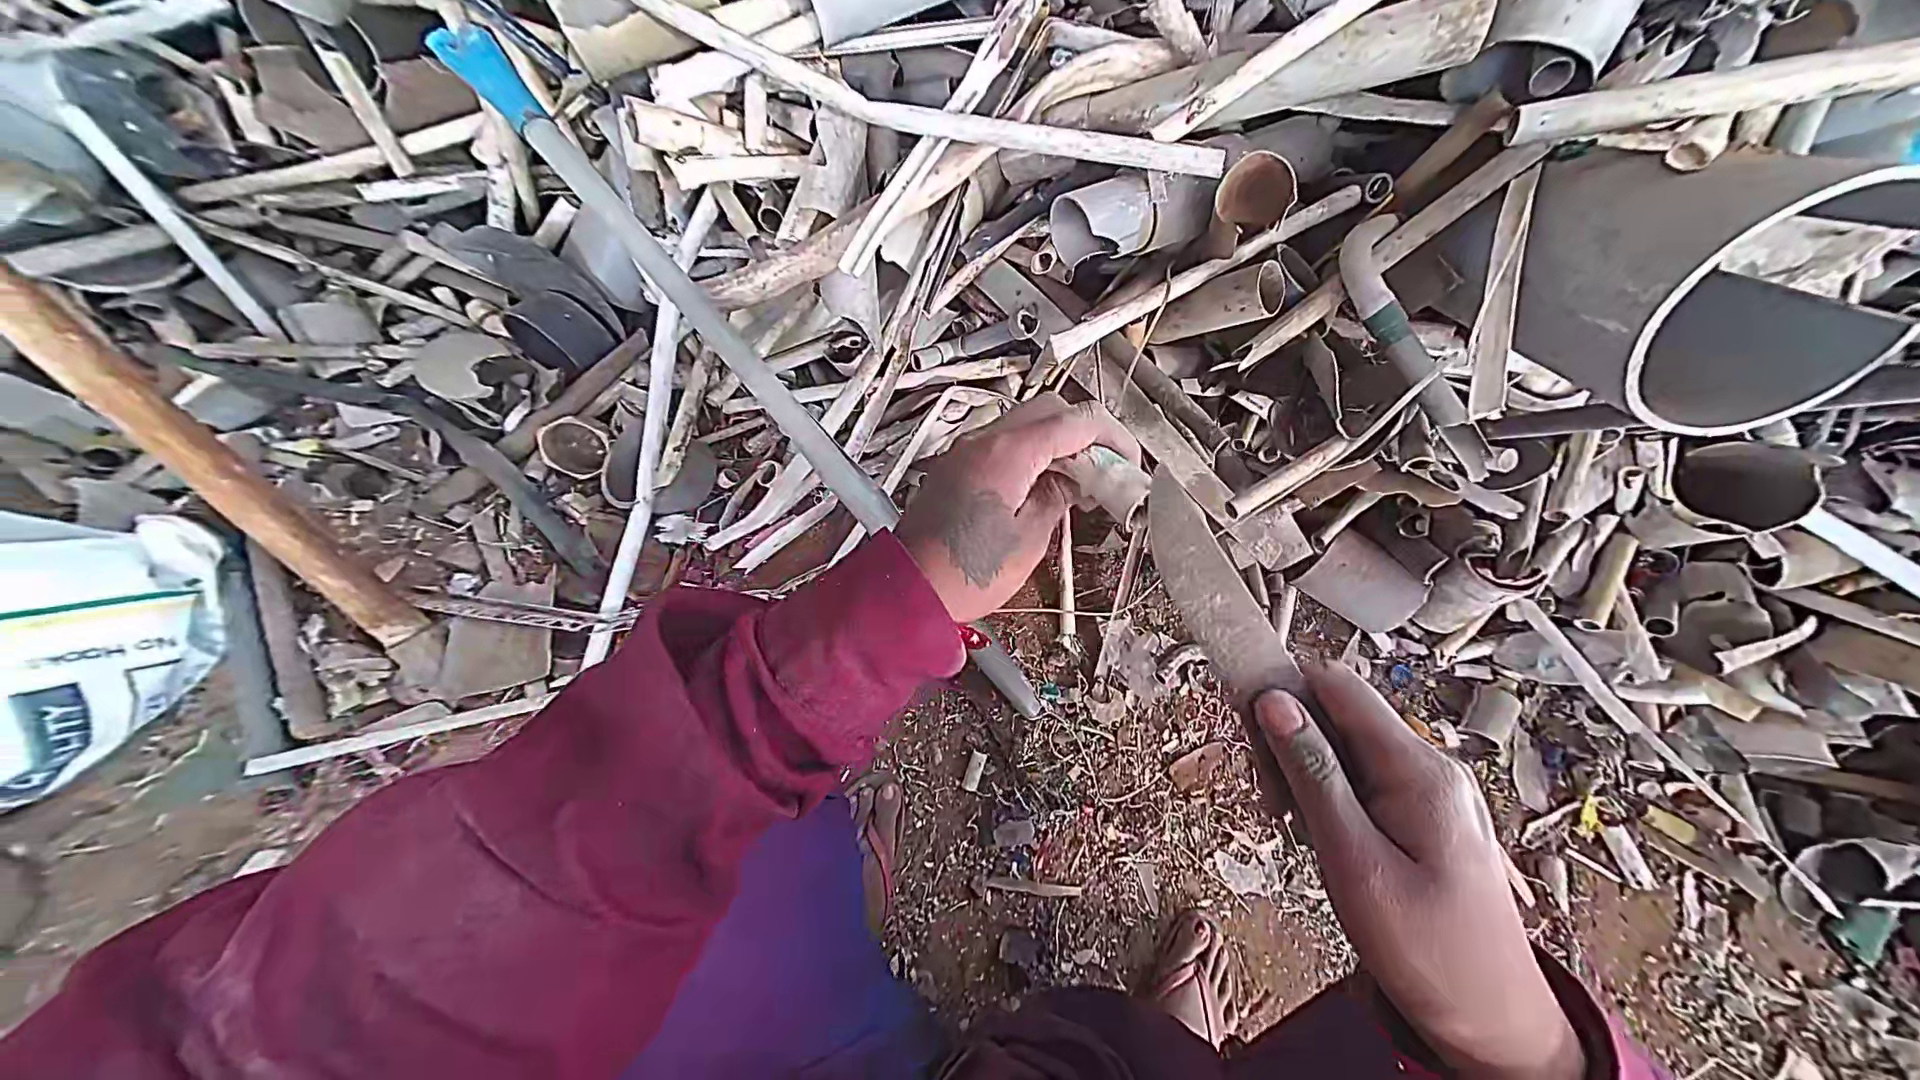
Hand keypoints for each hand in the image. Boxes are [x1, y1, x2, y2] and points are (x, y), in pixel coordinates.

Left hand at [896, 394, 1139, 623]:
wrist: (910, 592)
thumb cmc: (962, 574)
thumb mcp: (1030, 539)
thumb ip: (1058, 498)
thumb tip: (1076, 481)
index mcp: (1007, 454)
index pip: (1074, 421)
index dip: (1110, 437)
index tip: (1126, 458)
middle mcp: (983, 443)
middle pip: (1049, 411)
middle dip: (1085, 434)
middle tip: (1106, 469)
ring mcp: (965, 452)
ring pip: (1024, 425)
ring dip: (1057, 443)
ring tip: (1079, 481)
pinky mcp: (956, 468)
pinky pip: (1001, 445)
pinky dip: (1030, 455)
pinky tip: (1044, 484)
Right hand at [1254, 665, 1583, 1079]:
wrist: (1496, 1023)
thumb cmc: (1425, 948)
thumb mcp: (1352, 859)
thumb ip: (1312, 773)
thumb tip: (1274, 701)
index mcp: (1418, 768)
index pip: (1336, 683)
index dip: (1284, 689)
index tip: (1246, 725)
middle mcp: (1428, 763)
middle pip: (1335, 710)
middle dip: (1289, 739)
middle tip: (1273, 798)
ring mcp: (1428, 785)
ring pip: (1341, 742)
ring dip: (1302, 769)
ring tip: (1294, 822)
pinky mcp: (1421, 806)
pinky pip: (1358, 773)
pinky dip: (1324, 789)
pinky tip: (1318, 829)